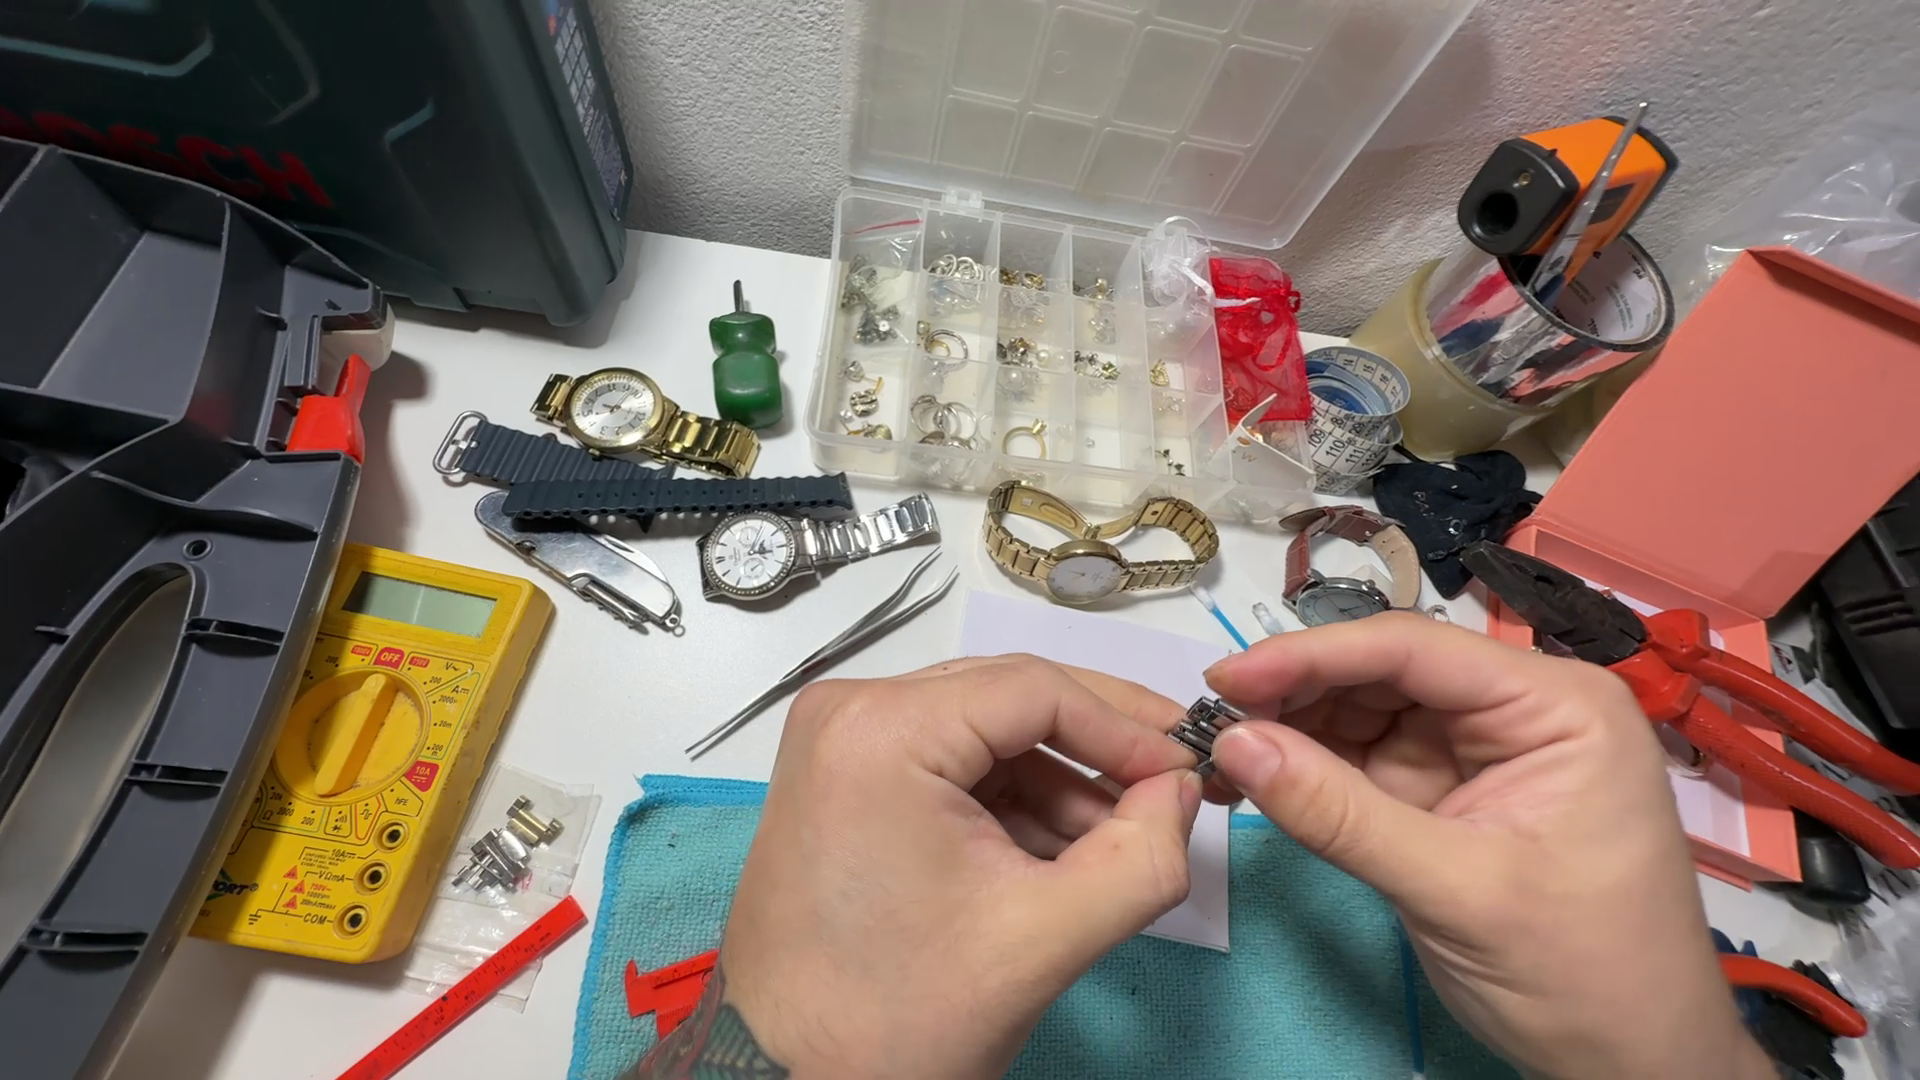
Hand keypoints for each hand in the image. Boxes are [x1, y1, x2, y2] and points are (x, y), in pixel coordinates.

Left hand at [686, 656, 1202, 1079]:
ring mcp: (844, 734)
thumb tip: (1181, 789)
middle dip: (1098, 745)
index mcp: (884, 727)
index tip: (1188, 768)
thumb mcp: (1039, 940)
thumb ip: (1142, 857)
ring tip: (1121, 837)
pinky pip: (953, 759)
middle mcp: (854, 706)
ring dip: (1060, 779)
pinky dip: (1013, 797)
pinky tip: (1062, 847)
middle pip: (1009, 697)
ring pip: (986, 729)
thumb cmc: (894, 1018)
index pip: (1035, 689)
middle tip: (1172, 783)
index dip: (1125, 726)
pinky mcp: (848, 768)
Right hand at [1202, 614, 1772, 1079]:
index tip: (1224, 679)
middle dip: (1289, 692)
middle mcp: (1504, 705)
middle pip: (1371, 669)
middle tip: (1212, 722)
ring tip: (1220, 753)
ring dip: (1282, 725)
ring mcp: (1460, 742)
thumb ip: (1336, 813)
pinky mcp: (1426, 780)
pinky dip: (1293, 761)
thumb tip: (1230, 743)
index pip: (1409, 649)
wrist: (1627, 1070)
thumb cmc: (1583, 978)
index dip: (1307, 655)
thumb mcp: (1456, 891)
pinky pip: (1345, 750)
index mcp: (1550, 705)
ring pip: (1348, 704)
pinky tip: (1251, 774)